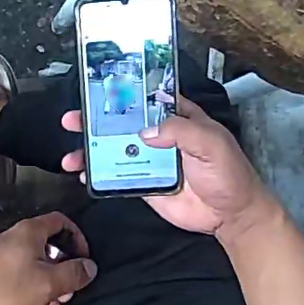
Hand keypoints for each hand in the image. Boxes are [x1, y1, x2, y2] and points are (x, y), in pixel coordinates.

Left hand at [0, 213, 96, 304]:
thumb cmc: (5, 294)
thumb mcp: (47, 285)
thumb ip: (73, 274)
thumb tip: (90, 266)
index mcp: (27, 232)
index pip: (60, 221)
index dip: (78, 238)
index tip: (85, 262)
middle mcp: (12, 240)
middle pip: (48, 247)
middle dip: (63, 272)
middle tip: (67, 296)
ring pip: (34, 269)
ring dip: (48, 289)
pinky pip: (19, 282)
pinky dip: (30, 295)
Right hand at [61, 96, 283, 237]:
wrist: (232, 216)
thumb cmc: (230, 174)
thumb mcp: (211, 143)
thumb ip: (180, 132)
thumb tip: (146, 133)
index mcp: (177, 117)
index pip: (145, 97)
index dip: (122, 91)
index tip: (97, 88)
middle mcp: (159, 135)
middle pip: (121, 122)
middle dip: (94, 120)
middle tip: (72, 120)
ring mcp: (150, 159)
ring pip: (114, 149)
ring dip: (90, 151)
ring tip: (71, 156)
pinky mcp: (144, 183)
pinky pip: (117, 176)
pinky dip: (98, 175)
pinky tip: (84, 175)